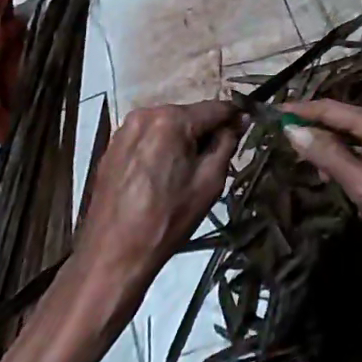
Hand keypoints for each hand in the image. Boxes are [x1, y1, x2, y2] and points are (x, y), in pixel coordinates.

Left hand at [0, 100, 238, 361]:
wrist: (114, 253)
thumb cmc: (168, 218)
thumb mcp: (209, 181)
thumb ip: (226, 143)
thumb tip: (239, 121)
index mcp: (170, 119)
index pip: (215, 108)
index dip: (235, 117)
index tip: (249, 129)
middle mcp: (144, 114)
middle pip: (189, 114)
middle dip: (207, 132)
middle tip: (219, 160)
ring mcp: (124, 130)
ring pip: (168, 126)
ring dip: (184, 140)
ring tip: (190, 173)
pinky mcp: (112, 147)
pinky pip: (148, 138)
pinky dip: (162, 149)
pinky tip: (165, 177)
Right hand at [280, 100, 361, 277]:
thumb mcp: (360, 183)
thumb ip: (326, 154)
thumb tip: (293, 131)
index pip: (330, 108)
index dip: (301, 111)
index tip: (274, 114)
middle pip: (343, 119)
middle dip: (318, 134)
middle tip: (294, 153)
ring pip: (356, 135)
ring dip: (336, 152)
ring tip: (323, 176)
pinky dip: (354, 159)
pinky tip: (347, 182)